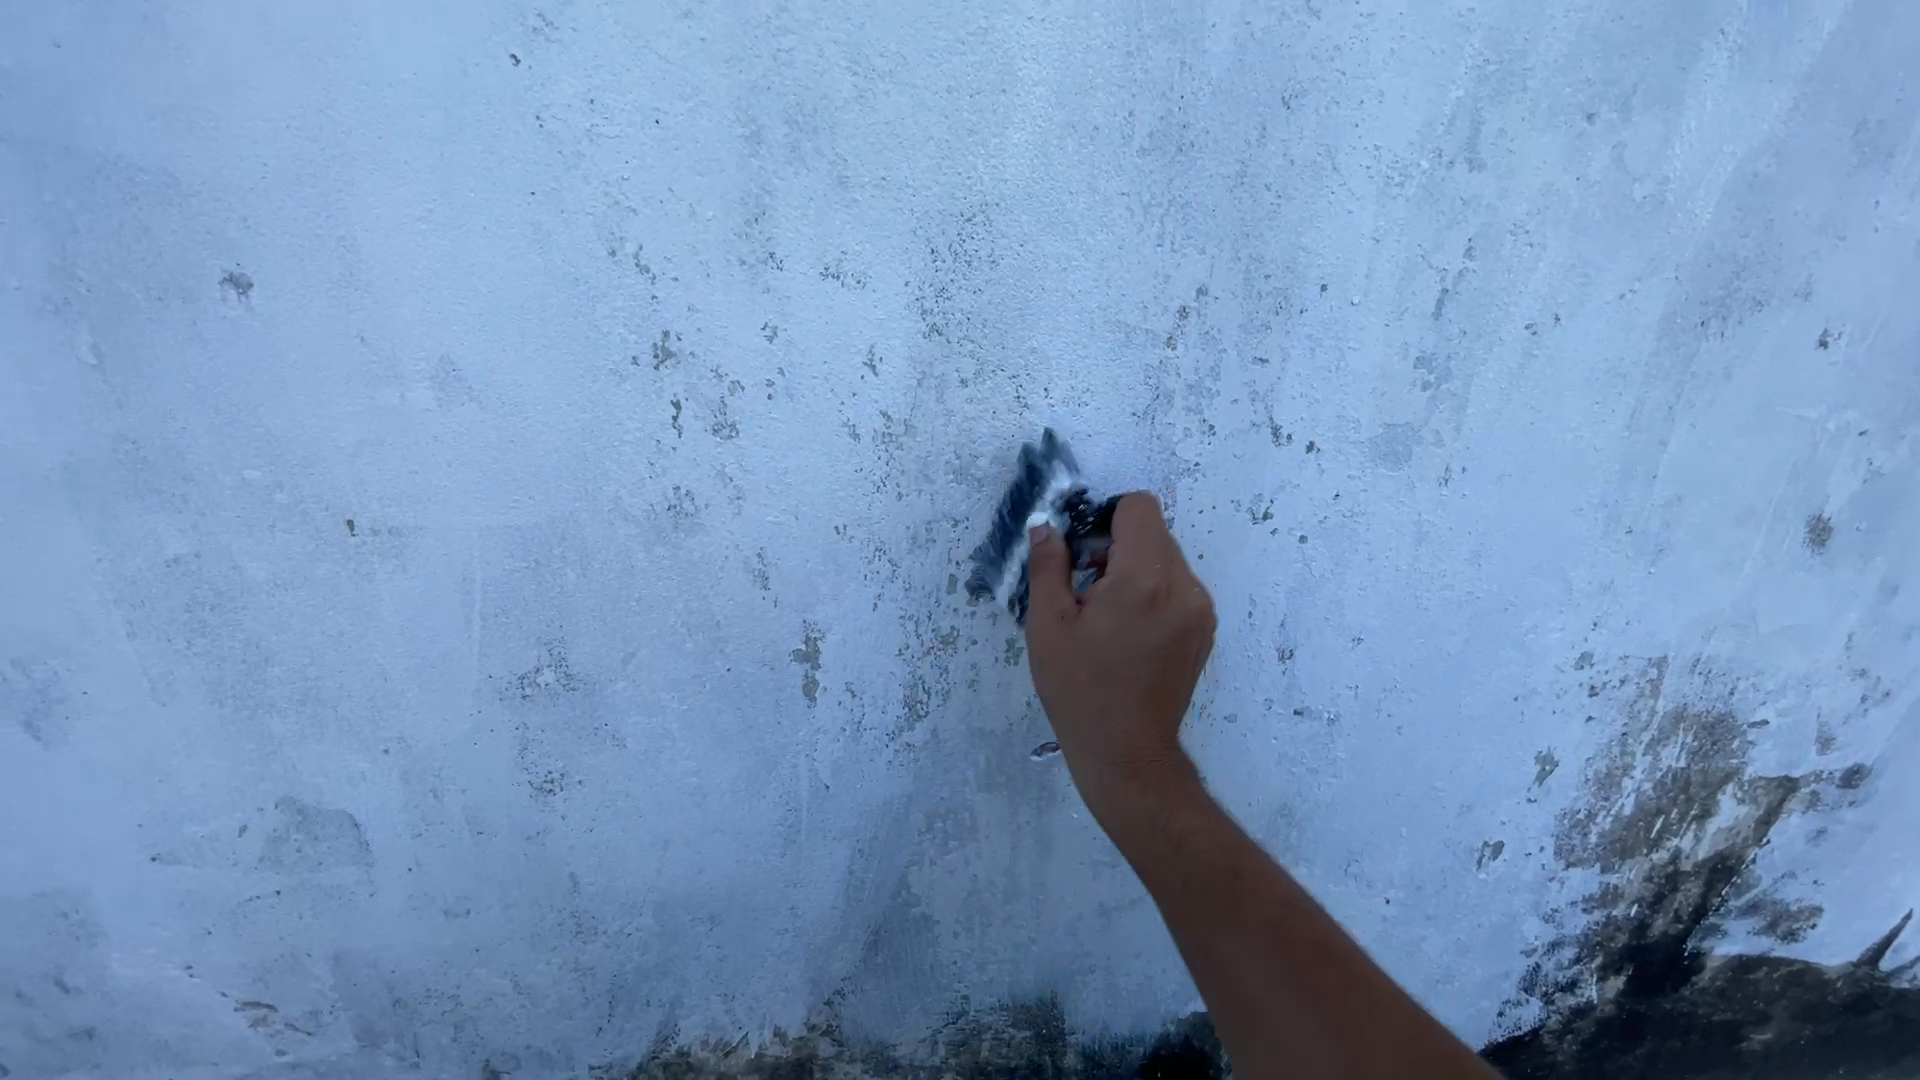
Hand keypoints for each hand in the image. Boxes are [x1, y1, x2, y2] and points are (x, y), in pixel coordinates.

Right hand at [1024, 493, 1215, 813]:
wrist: (1126, 751)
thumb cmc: (1079, 688)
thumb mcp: (1047, 625)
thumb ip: (1047, 565)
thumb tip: (1047, 527)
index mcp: (1144, 579)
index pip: (1139, 507)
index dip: (1106, 518)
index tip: (1083, 553)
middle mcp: (1184, 587)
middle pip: (1154, 532)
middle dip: (1117, 546)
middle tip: (1088, 591)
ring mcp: (1201, 609)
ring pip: (1167, 558)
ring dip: (1136, 570)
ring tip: (1109, 616)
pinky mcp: (1205, 629)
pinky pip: (1178, 586)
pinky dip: (1153, 592)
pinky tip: (1130, 632)